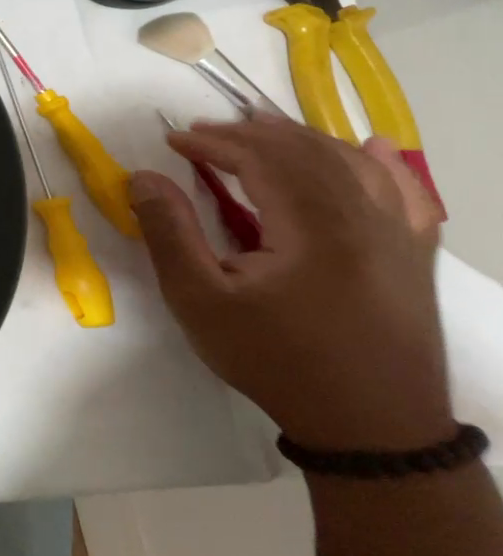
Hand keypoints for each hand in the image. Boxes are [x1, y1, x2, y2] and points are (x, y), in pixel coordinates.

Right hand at [132, 116, 451, 451]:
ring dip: (303, 140)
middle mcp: (366, 222)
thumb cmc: (273, 359)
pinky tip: (369, 149)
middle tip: (202, 133)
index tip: (172, 141)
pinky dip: (383, 165)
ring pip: (355, 165)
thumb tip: (142, 176)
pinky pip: (408, 194)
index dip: (215, 142)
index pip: (263, 159)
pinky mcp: (413, 258)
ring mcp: (399, 239)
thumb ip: (168, 232)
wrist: (369, 425)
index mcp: (314, 230)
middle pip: (308, 153)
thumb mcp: (198, 300)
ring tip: (261, 130)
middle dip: (251, 134)